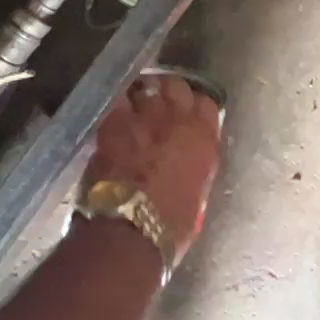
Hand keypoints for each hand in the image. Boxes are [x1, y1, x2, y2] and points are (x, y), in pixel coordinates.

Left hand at [83, 74, 221, 263]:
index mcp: (204, 138)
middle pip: (176, 86)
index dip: (193, 107)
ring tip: (135, 104)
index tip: (186, 114)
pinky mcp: (115, 123)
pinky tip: (114, 112)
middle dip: (168, 92)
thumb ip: (195, 165)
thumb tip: (186, 160)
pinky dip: (117, 104)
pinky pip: (118, 100)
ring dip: (142, 94)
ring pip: (147, 86)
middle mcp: (179, 119)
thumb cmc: (170, 226)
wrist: (130, 233)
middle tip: (159, 105)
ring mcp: (146, 117)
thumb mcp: (197, 192)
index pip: (205, 103)